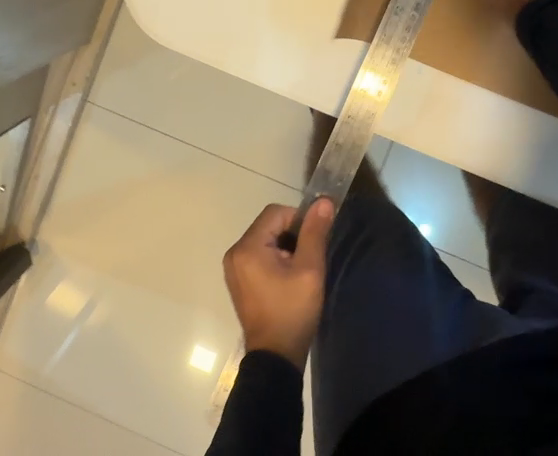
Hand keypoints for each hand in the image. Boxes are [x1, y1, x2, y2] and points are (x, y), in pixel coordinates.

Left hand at [222, 198, 333, 368]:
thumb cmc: (293, 311)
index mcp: (247, 247)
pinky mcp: (238, 280)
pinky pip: (258, 256)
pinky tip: (287, 281)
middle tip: (307, 261)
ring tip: (298, 273)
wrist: (276, 357)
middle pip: (268, 225)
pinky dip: (274, 260)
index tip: (313, 243)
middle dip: (291, 236)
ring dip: (284, 248)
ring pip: (264, 240)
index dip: (298, 221)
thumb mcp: (310, 269)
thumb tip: (323, 201)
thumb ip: (315, 232)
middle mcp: (235, 252)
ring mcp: (233, 268)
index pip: (276, 212)